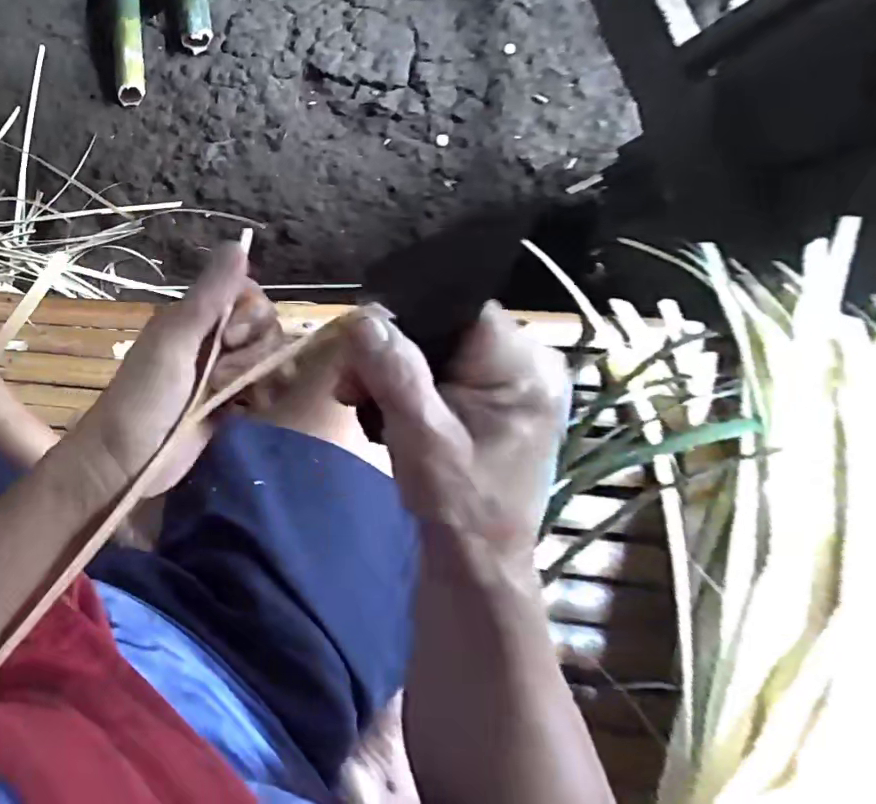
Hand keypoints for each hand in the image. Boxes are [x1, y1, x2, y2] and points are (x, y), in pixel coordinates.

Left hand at [69, 240, 256, 490]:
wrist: (127, 461)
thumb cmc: (145, 395)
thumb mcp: (175, 339)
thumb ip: (210, 295)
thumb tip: (239, 242)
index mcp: (195, 317)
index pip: (247, 294)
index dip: (250, 312)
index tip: (231, 335)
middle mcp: (212, 339)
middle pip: (263, 325)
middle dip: (252, 348)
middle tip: (220, 373)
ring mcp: (223, 373)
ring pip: (267, 357)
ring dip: (255, 374)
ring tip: (224, 396)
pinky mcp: (231, 405)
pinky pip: (264, 387)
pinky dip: (263, 395)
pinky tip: (251, 408)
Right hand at [336, 303, 570, 554]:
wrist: (475, 568)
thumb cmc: (457, 506)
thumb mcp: (421, 435)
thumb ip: (394, 372)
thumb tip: (363, 318)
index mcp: (525, 367)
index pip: (455, 306)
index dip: (401, 319)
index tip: (360, 350)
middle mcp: (526, 365)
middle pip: (438, 326)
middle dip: (386, 352)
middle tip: (349, 387)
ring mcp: (509, 384)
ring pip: (430, 347)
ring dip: (387, 370)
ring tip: (359, 402)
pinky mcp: (490, 402)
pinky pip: (436, 369)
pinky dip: (402, 385)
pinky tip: (381, 410)